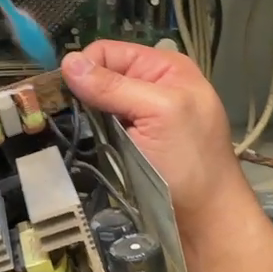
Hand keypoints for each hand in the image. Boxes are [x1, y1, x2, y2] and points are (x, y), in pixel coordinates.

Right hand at [61, 41, 253, 224]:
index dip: (85, 69)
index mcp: (162, 68)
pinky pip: (96, 130)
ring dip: (82, 120)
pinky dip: (88, 137)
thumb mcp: (159, 112)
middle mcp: (147, 87)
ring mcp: (136, 118)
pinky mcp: (126, 144)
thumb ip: (114, 86)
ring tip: (76, 137)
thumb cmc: (190, 163)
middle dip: (82, 95)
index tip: (71, 97)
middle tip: (69, 120)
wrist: (204, 219)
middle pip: (97, 78)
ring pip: (93, 106)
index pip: (106, 52)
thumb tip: (68, 62)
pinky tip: (85, 148)